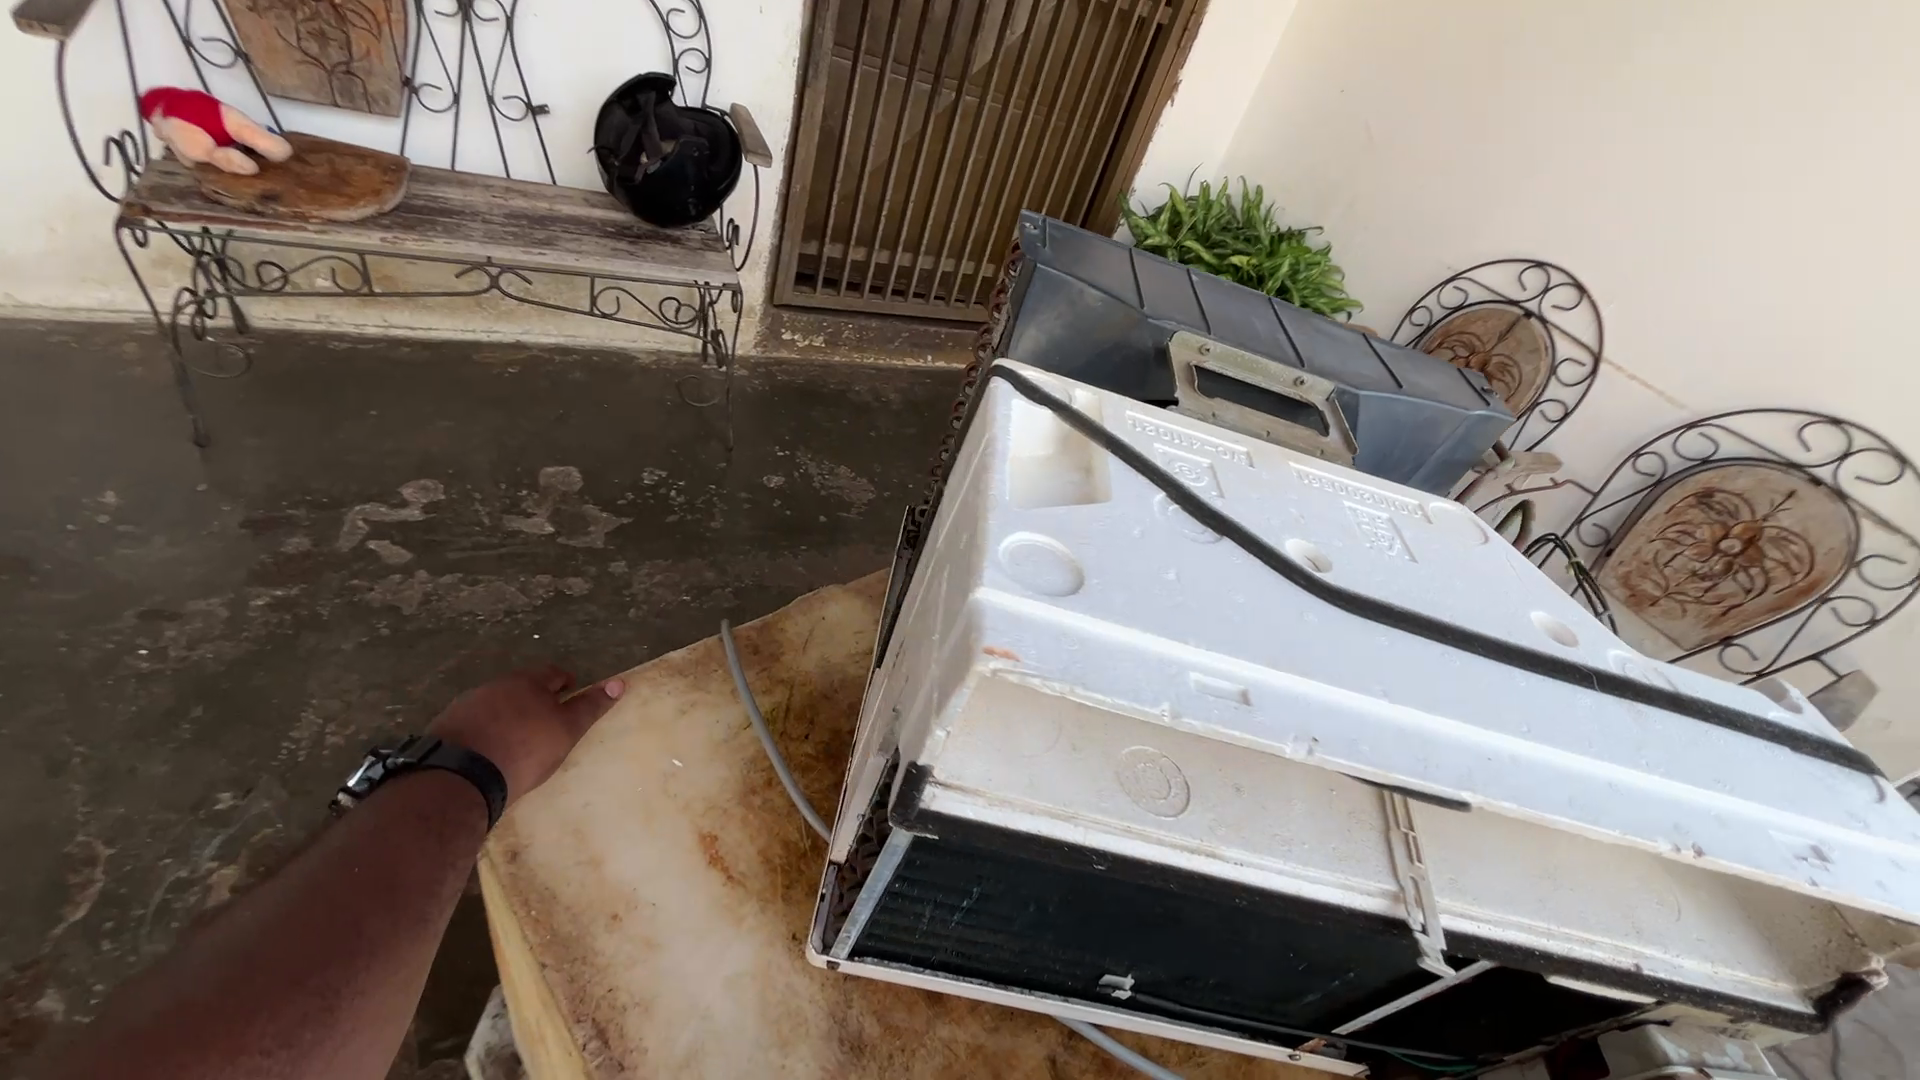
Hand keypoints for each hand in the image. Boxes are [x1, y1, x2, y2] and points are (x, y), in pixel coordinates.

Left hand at [426, 665, 623, 807]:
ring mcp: (465, 707)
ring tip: (516, 737)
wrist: (460, 777)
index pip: (552, 672)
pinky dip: (484, 731)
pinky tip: (488, 750)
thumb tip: (619, 682)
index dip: (564, 681)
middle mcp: (494, 686)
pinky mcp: (444, 729)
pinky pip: (472, 723)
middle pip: (520, 686)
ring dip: (507, 714)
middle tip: (545, 716)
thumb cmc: (525, 749)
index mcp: (527, 682)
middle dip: (533, 697)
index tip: (570, 692)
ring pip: (494, 703)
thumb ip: (590, 707)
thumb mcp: (566, 730)